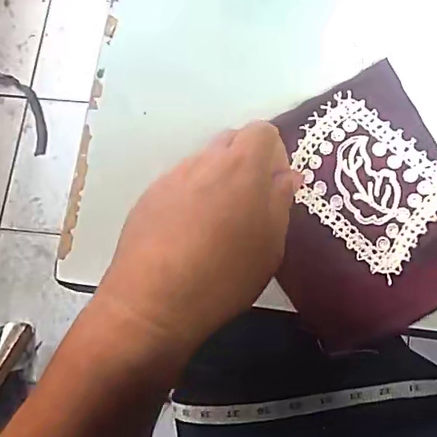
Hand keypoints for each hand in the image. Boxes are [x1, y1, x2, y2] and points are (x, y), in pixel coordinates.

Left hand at [93, 122, 297, 380]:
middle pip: (233, 140)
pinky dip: (194, 195)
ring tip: (219, 223)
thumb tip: (286, 177)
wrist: (150, 304)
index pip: (263, 131)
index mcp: (242, 167)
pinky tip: (191, 234)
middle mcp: (206, 161)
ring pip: (206, 161)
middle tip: (252, 205)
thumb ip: (281, 203)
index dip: (275, 155)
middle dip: (248, 163)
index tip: (275, 188)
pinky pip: (182, 182)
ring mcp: (173, 176)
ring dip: (220, 179)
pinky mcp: (150, 195)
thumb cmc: (223, 278)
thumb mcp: (270, 247)